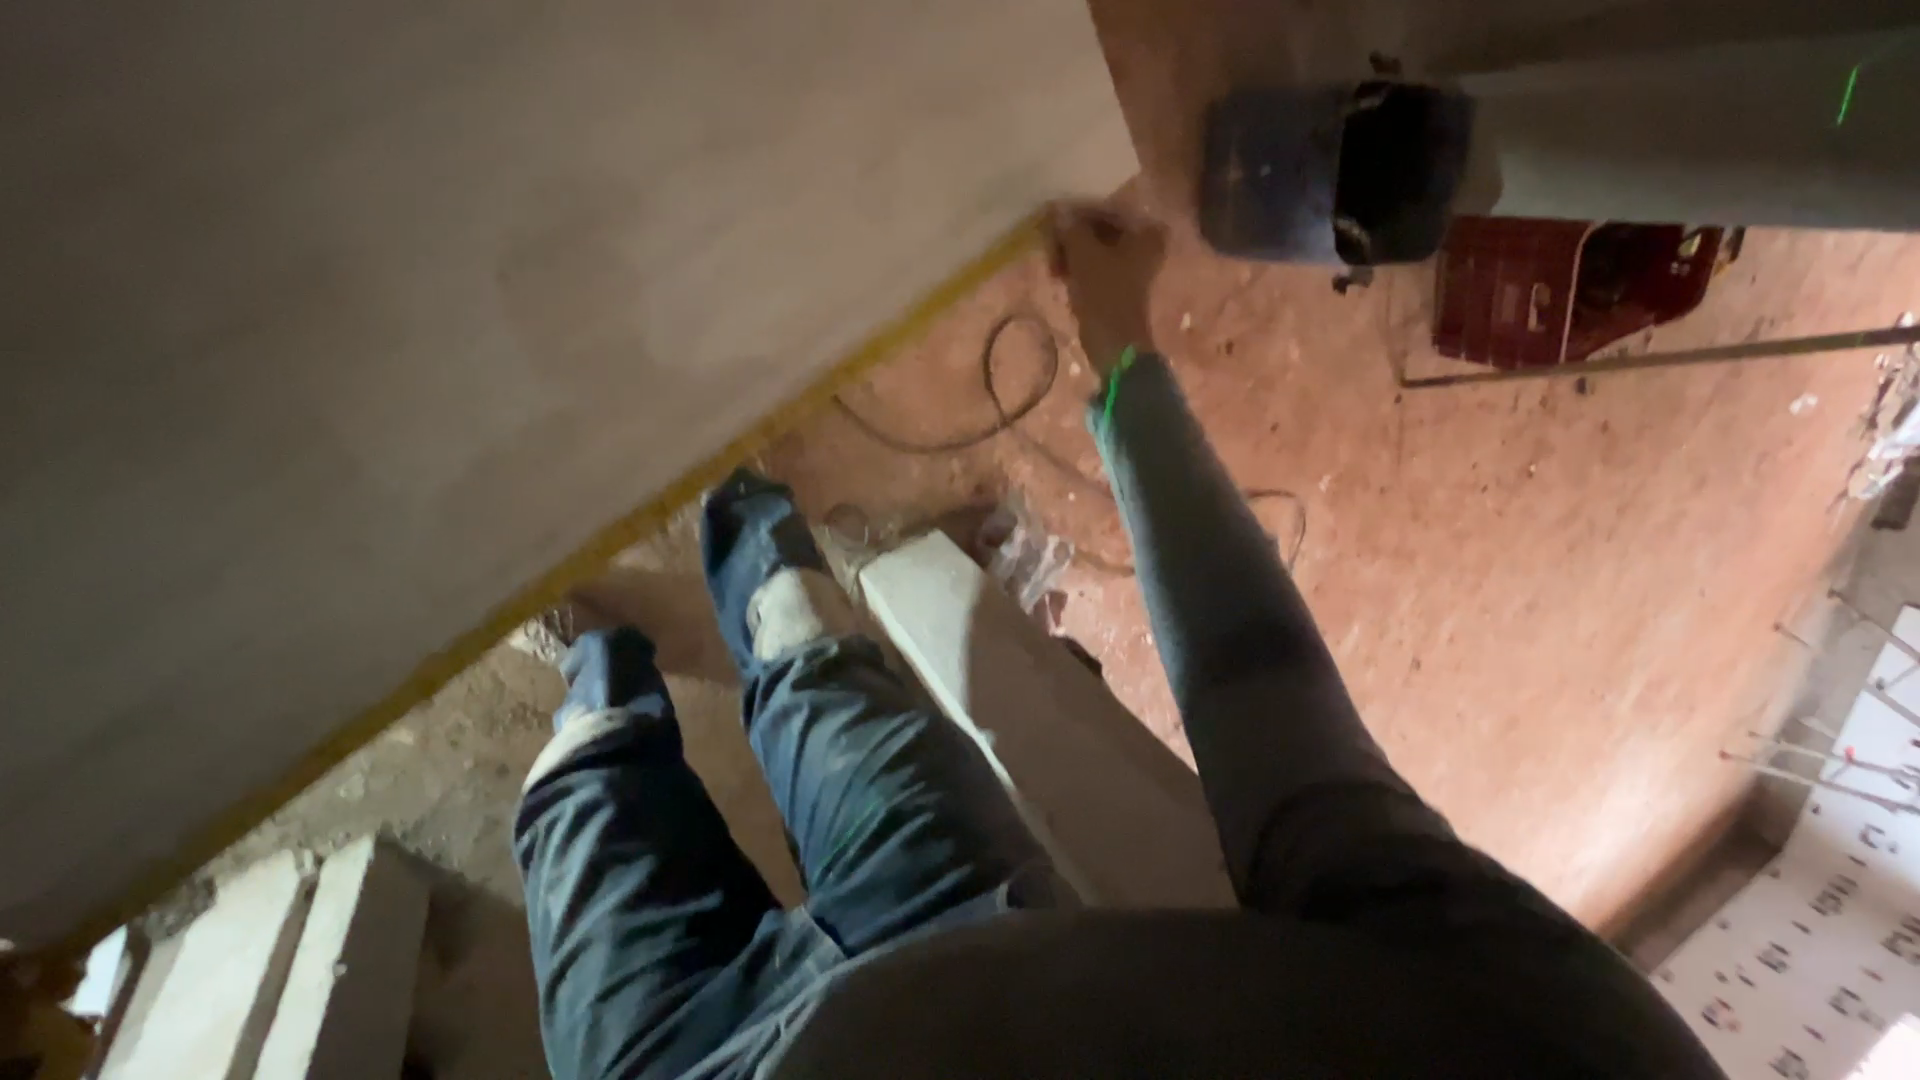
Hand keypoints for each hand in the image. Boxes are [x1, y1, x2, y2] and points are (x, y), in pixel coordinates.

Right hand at [1046, 202, 1165, 375]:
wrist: (1114, 345)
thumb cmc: (1105, 295)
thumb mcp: (1084, 255)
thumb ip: (1070, 228)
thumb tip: (1056, 210)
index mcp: (1146, 230)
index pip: (1106, 208)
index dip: (1077, 212)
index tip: (1052, 218)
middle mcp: (1144, 243)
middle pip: (1100, 228)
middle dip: (1072, 236)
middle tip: (1049, 245)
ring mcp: (1132, 265)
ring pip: (1094, 247)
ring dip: (1071, 253)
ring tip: (1052, 266)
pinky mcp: (1118, 284)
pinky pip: (1094, 266)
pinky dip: (1077, 268)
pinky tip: (1059, 276)